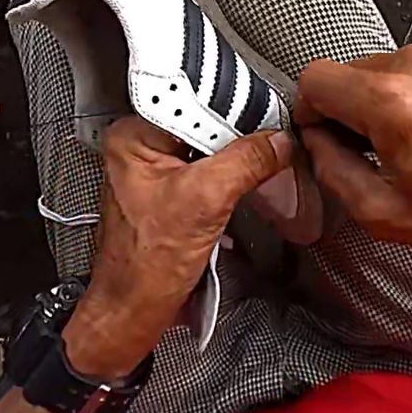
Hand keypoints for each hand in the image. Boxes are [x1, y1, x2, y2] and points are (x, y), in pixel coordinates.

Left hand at [64, 117, 294, 377]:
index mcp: (133, 138)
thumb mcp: (203, 202)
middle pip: (202, 124)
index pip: (191, 101)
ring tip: (263, 161)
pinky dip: (230, 177)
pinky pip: (207, 171)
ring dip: (238, 159)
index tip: (266, 116)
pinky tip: (247, 183)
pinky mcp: (170, 193)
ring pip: (207, 149)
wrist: (135, 310)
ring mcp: (155, 171)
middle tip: (271, 140)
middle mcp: (139, 148)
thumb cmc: (144, 265)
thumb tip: (278, 140)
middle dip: (239, 135)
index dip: (233, 108)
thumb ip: (245, 162)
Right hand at [295, 33, 411, 275]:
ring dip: (394, 98)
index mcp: (394, 103)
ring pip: (392, 65)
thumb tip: (319, 145)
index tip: (323, 128)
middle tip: (379, 148)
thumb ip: (333, 171)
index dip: (311, 108)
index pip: (316, 78)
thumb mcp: (387, 215)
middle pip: (353, 71)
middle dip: (354, 108)